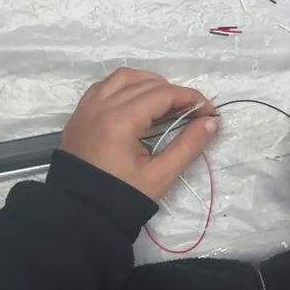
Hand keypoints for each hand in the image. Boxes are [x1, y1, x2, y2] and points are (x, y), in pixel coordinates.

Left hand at [61, 68, 215, 201]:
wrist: (79, 212)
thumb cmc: (121, 197)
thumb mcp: (159, 176)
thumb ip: (187, 146)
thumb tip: (210, 123)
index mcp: (121, 121)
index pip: (164, 94)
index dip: (191, 99)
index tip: (208, 113)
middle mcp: (102, 106)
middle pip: (146, 84)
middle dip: (175, 93)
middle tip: (192, 112)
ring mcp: (88, 107)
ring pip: (123, 77)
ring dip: (148, 83)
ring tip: (165, 102)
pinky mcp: (80, 114)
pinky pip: (105, 86)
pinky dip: (125, 87)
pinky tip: (136, 102)